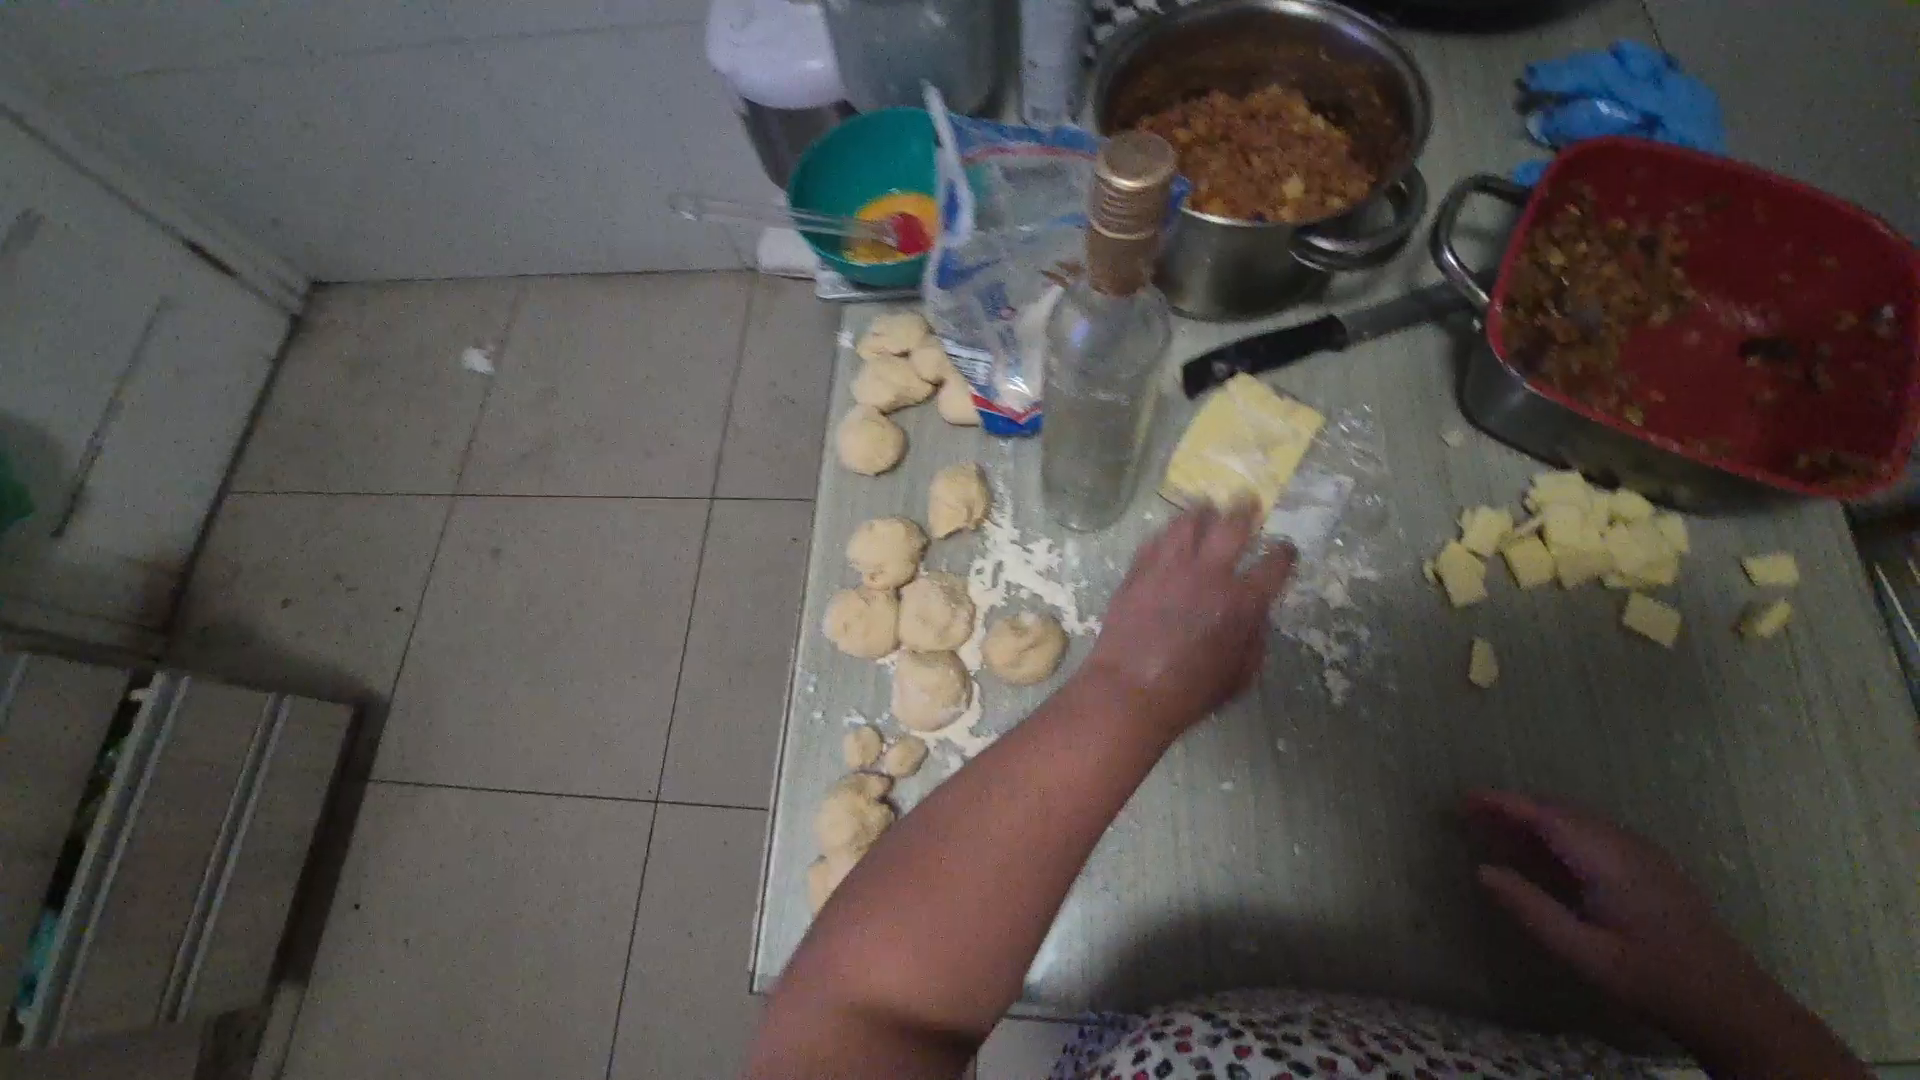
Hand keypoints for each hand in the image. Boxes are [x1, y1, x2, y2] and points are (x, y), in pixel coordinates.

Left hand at [1078, 502, 1293, 735]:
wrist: (1130, 689)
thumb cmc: (1191, 692)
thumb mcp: (1241, 674)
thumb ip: (1254, 637)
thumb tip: (1256, 613)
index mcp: (1243, 601)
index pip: (1275, 564)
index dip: (1284, 553)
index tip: (1285, 549)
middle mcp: (1209, 574)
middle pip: (1232, 526)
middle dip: (1245, 510)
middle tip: (1248, 500)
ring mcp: (1170, 568)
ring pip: (1188, 523)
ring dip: (1202, 512)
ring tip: (1206, 506)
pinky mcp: (1139, 571)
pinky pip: (1156, 539)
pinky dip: (1168, 531)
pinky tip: (1171, 531)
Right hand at [1465, 791, 1869, 1078]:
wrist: (1736, 1008)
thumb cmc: (1653, 980)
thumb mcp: (1583, 952)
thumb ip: (1530, 908)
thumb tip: (1482, 869)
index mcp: (1609, 861)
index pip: (1546, 815)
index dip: (1503, 803)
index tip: (1465, 800)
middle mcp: (1627, 846)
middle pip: (1560, 810)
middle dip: (1513, 807)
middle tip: (1471, 814)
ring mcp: (1644, 854)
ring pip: (1577, 820)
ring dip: (1535, 818)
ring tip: (1497, 829)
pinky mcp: (1652, 867)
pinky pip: (1594, 833)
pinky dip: (1559, 831)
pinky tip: (1543, 851)